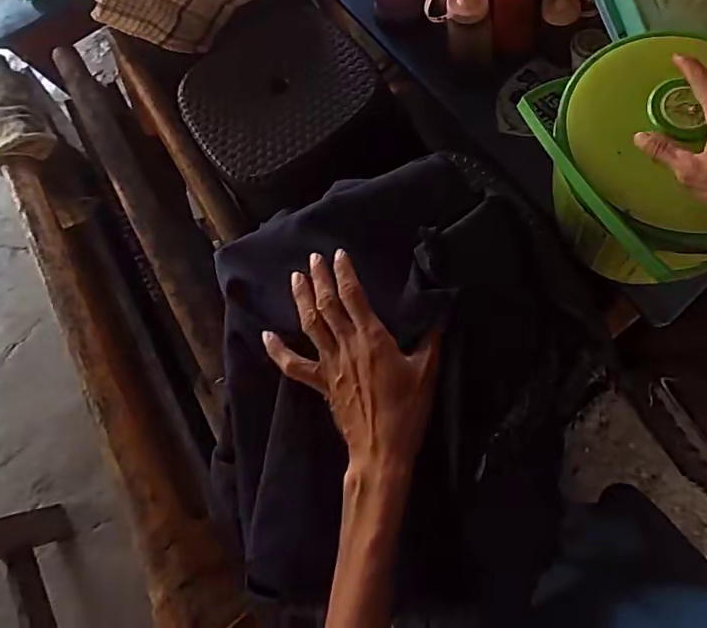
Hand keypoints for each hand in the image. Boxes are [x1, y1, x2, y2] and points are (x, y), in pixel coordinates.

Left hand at [264, 250, 441, 474]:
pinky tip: (266, 336)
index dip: (344, 273)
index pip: (353, 296)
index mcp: (373, 338)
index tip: (338, 255)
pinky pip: (294, 366)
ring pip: (311, 325)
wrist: (381, 452)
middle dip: (319, 279)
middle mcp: (347, 345)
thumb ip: (430, 340)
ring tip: (295, 278)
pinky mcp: (322, 384)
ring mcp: (330, 365)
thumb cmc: (407, 411)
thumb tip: (439, 315)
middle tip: (312, 258)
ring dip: (302, 299)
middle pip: (328, 305)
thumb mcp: (426, 371)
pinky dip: (278, 351)